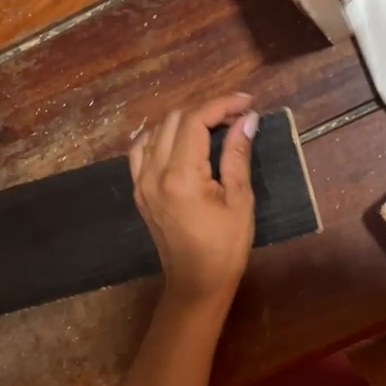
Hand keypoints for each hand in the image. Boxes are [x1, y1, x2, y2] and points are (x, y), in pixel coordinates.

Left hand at [130, 94, 259, 308]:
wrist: (196, 283)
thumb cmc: (226, 246)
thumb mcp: (240, 200)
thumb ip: (238, 154)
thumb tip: (247, 119)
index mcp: (181, 176)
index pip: (195, 121)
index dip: (221, 105)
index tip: (246, 103)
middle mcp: (153, 173)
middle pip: (173, 120)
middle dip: (205, 110)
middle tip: (235, 117)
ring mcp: (141, 182)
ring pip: (155, 131)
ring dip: (183, 121)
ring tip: (212, 126)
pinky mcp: (139, 191)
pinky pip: (142, 150)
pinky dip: (161, 137)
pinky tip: (180, 140)